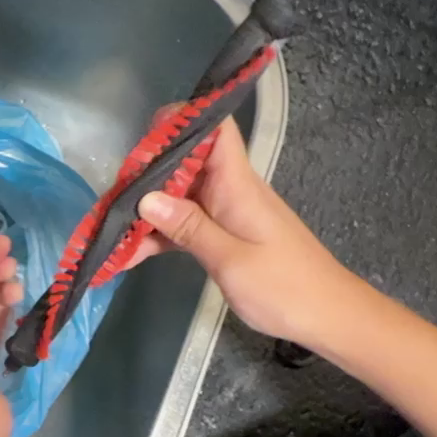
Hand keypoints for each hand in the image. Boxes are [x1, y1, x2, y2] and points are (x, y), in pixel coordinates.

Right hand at [125, 116, 362, 347]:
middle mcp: (230, 191)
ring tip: (110, 233)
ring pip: (178, 198)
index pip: (214, 130)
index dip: (181, 121)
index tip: (142, 140)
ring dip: (146, 213)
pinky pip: (184, 226)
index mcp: (238, 186)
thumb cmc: (285, 288)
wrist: (327, 315)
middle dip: (146, 176)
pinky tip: (128, 255)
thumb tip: (146, 199)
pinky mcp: (223, 236)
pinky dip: (158, 237)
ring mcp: (225, 213)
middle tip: (111, 200)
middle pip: (185, 164)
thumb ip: (189, 228)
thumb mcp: (231, 261)